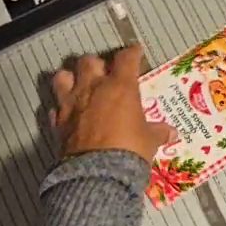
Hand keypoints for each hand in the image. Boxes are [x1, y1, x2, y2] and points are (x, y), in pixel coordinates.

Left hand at [50, 44, 173, 160]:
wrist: (98, 174)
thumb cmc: (130, 150)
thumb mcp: (149, 141)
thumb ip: (158, 132)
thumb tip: (171, 132)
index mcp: (120, 87)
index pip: (126, 59)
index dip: (132, 53)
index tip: (136, 51)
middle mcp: (93, 89)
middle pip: (89, 61)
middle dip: (97, 64)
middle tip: (104, 73)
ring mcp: (72, 104)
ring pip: (62, 77)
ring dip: (70, 78)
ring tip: (77, 84)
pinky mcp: (58, 123)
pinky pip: (55, 109)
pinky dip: (61, 109)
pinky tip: (67, 114)